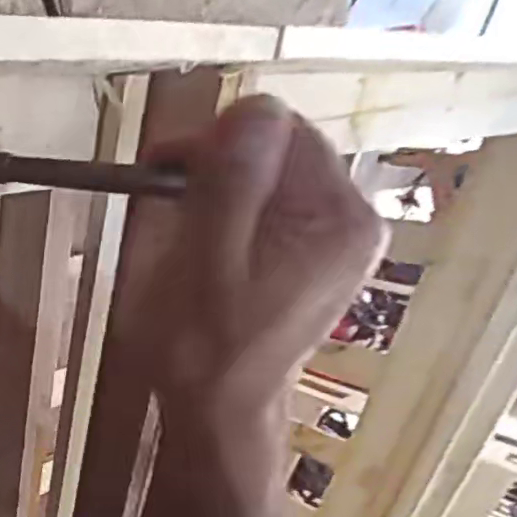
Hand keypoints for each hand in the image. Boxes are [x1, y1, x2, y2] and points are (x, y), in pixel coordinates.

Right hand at [140, 95, 384, 417]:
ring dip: (220, 186)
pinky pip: (273, 201)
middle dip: (218, 164)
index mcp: (333, 217)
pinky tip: (209, 241)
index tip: (165, 175)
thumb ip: (233, 183)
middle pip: (279, 146)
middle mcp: (352, 218)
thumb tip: (252, 106)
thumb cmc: (199, 346)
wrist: (219, 410)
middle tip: (168, 201)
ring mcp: (338, 237)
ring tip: (185, 228)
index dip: (215, 142)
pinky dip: (233, 208)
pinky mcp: (318, 252)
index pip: (278, 128)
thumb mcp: (204, 263)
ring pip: (271, 172)